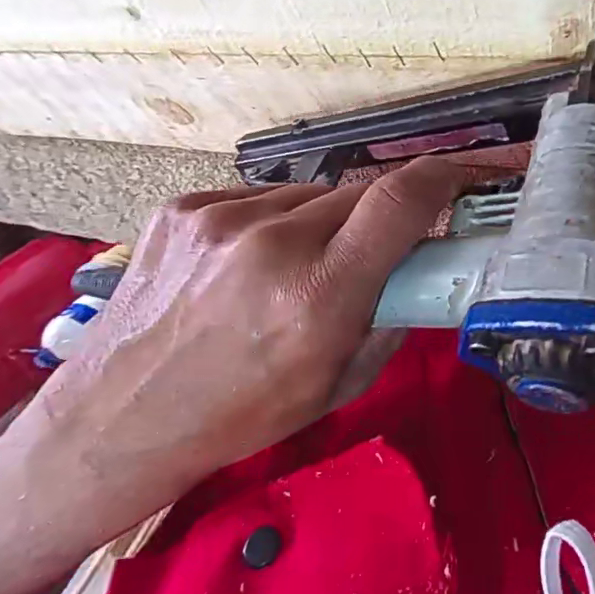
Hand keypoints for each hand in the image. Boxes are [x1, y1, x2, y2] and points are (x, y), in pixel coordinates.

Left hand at [37, 157, 466, 488]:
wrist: (115, 421)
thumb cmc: (241, 416)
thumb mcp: (340, 383)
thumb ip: (391, 315)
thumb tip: (421, 267)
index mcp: (318, 297)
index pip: (402, 201)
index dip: (453, 173)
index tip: (479, 172)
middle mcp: (271, 243)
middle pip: (363, 192)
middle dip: (386, 214)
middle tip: (382, 248)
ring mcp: (219, 217)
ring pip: (312, 195)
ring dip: (328, 221)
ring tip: (304, 267)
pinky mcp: (183, 206)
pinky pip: (261, 199)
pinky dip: (277, 223)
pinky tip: (253, 263)